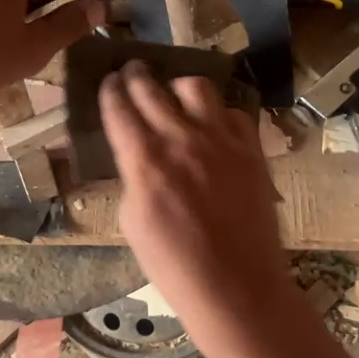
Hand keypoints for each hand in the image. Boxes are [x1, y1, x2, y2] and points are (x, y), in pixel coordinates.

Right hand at [100, 62, 293, 328]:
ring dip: (178, 86)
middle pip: (151, 87)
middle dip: (136, 74)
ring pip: (196, 86)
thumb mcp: (131, 220)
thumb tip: (136, 154)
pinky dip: (218, 113)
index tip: (107, 80)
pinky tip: (213, 126)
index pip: (119, 107)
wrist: (237, 287)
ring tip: (175, 94)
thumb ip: (132, 176)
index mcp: (144, 159)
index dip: (110, 89)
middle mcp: (180, 139)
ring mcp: (220, 140)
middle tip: (132, 70)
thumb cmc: (173, 265)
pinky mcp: (251, 149)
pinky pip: (233, 112)